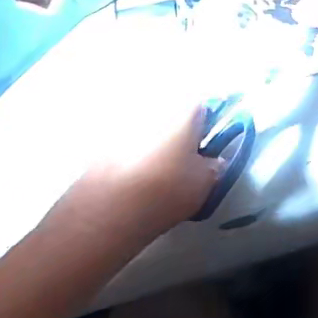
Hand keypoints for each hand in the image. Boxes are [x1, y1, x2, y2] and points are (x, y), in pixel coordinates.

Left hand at [66, 103, 223, 245]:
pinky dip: (133, 159)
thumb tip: (213, 162)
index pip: (204, 108)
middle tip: (184, 162)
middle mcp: (155, 110)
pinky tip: (134, 182)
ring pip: (148, 131)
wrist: (109, 209)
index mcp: (184, 112)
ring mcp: (126, 125)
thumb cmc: (167, 189)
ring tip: (157, 176)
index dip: (209, 125)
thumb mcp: (205, 183)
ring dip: (154, 146)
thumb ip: (214, 167)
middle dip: (179, 134)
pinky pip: (126, 147)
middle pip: (173, 117)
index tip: (209, 145)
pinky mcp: (102, 144)